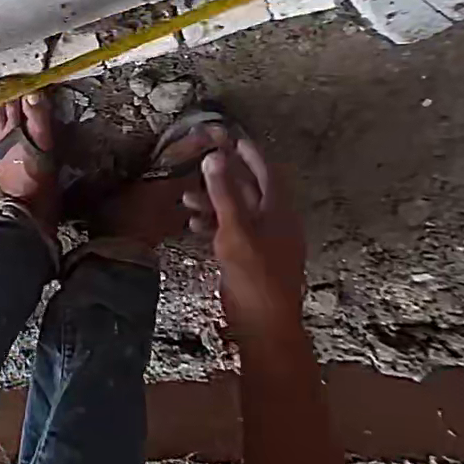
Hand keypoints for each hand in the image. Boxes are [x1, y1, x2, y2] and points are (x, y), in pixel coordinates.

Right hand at [187, 137, 306, 335]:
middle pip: (249, 188)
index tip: (230, 137)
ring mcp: (264, 240)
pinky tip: (194, 224)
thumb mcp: (236, 229)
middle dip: (224, 175)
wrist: (265, 326)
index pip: (265, 170)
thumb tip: (215, 157)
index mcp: (278, 209)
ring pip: (238, 210)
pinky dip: (215, 223)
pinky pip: (233, 230)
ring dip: (214, 201)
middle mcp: (275, 220)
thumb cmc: (254, 275)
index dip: (248, 152)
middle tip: (201, 161)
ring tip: (185, 198)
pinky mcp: (252, 257)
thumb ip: (224, 193)